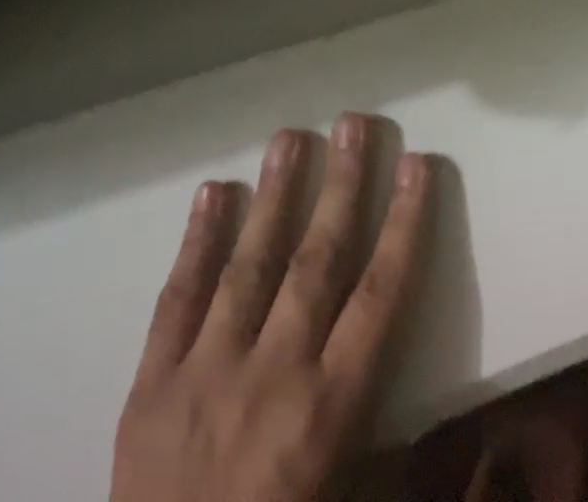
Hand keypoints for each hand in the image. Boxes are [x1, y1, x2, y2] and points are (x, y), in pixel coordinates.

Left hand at [111, 115, 429, 501]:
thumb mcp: (360, 486)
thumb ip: (394, 427)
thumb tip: (436, 385)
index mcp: (334, 402)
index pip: (381, 293)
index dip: (404, 223)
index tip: (416, 166)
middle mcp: (276, 372)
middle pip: (317, 263)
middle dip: (342, 187)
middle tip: (354, 123)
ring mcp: (207, 372)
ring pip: (249, 266)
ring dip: (274, 196)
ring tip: (291, 137)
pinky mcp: (150, 384)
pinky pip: (176, 300)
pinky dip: (196, 244)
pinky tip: (212, 194)